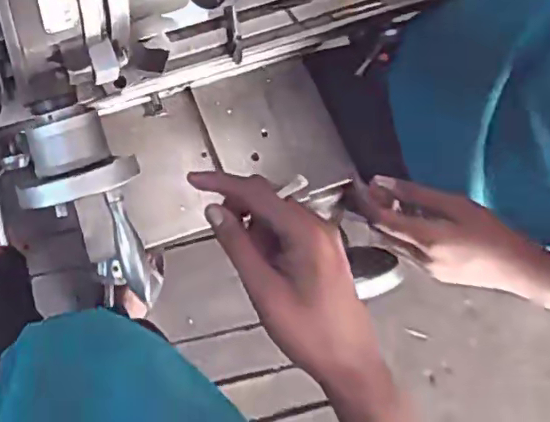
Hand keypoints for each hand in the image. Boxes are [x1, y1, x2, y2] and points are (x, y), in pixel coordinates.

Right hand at [189, 171, 403, 415]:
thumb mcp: (264, 290)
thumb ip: (237, 244)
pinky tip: (266, 265)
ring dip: (254, 227)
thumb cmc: (311, 334)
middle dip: (239, 208)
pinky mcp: (323, 247)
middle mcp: (317, 224)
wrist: (354, 369)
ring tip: (254, 264)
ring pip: (274, 211)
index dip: (221, 182)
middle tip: (223, 233)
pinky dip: (267, 236)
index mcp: (305, 231)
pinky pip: (286, 226)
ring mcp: (322, 235)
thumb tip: (214, 210)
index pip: (255, 191)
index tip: (195, 180)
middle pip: (266, 196)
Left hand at [360, 176, 549, 300]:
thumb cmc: (491, 232)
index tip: (363, 183)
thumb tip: (380, 181)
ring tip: (398, 201)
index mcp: (424, 241)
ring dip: (389, 222)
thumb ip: (414, 193)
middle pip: (383, 232)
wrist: (523, 271)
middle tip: (381, 190)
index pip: (380, 219)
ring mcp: (428, 271)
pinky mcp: (437, 276)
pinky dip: (403, 234)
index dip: (367, 200)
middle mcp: (420, 260)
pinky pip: (408, 252)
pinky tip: (415, 220)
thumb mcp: (454, 204)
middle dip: (376, 210)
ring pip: (394, 243)